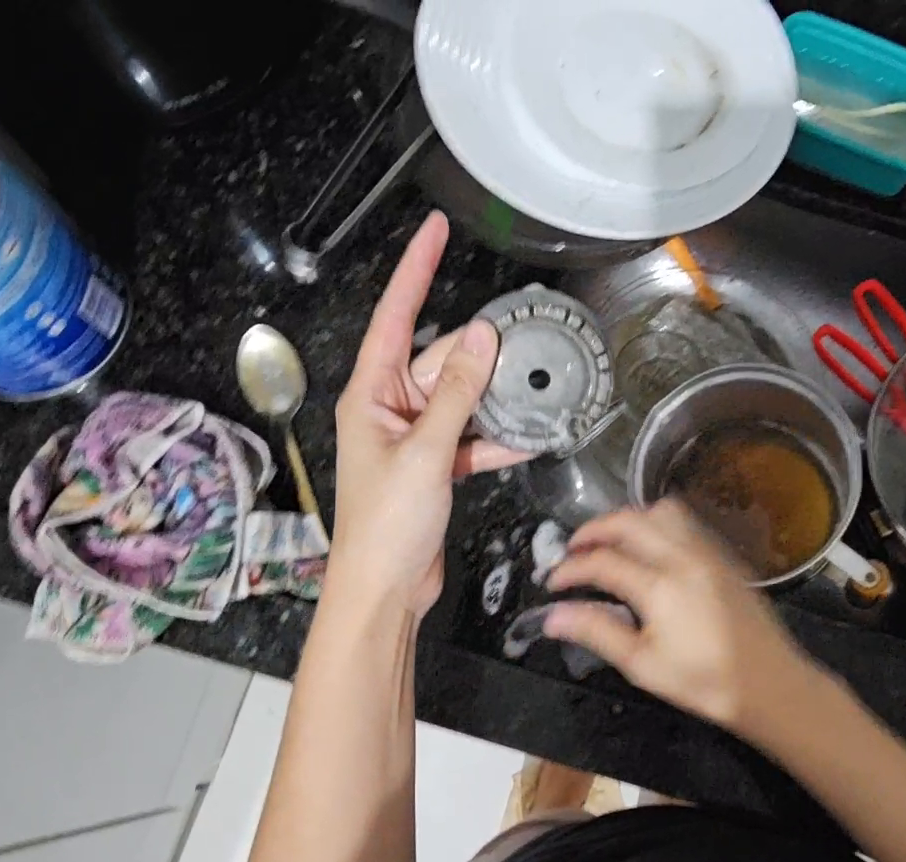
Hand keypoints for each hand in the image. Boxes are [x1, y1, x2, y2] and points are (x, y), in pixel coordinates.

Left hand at [329, 212, 531, 614]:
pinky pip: (471, 440)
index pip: (395, 316)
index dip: (415, 270)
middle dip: (478, 354)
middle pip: (440, 361)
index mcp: (371, 393)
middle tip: (521, 340)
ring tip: (534, 385)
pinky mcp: (436, 466)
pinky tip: (530, 440)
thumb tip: (482, 338)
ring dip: (494, 400)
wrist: (385, 587)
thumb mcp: (427, 452)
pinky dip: (496, 442)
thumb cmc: (388, 521)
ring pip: (461, 400)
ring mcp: (415, 438)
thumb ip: (456, 394)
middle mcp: (391, 408)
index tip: (435, 230)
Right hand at [542, 501, 818, 731]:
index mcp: (660, 586)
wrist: (768, 683)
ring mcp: (708, 552)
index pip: (601, 561)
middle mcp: (684, 557)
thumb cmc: (703, 681)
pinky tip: (648, 549)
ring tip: (610, 543)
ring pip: (659, 512)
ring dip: (627, 520)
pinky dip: (656, 524)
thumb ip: (597, 632)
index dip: (570, 569)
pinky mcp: (723, 556)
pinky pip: (684, 522)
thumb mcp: (642, 665)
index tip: (552, 583)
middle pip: (628, 521)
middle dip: (593, 530)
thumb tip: (552, 616)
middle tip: (573, 551)